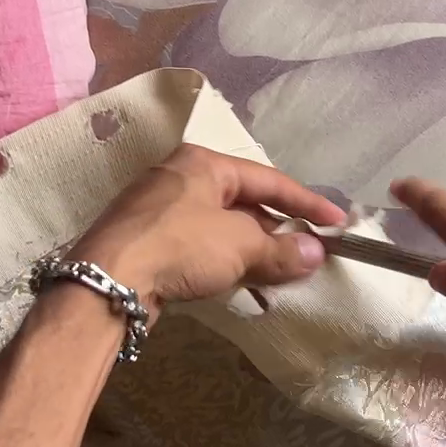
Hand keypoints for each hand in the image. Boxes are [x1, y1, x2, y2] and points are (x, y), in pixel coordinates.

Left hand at [71, 145, 345, 311]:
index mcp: (203, 163)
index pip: (268, 179)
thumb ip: (281, 249)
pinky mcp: (148, 241)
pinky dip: (224, 262)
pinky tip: (240, 283)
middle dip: (278, 230)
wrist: (108, 279)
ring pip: (221, 227)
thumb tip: (315, 253)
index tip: (337, 222)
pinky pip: (199, 246)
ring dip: (253, 251)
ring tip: (281, 274)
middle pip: (243, 202)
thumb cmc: (180, 245)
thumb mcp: (238, 245)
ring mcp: (160, 210)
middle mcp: (180, 178)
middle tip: (309, 253)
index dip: (306, 202)